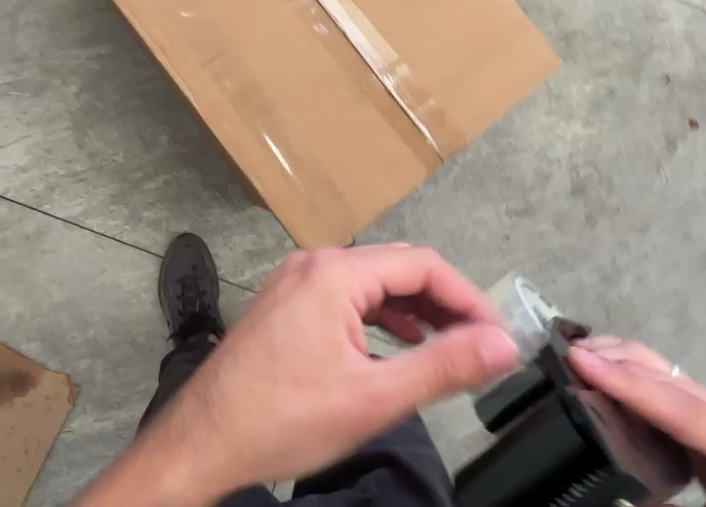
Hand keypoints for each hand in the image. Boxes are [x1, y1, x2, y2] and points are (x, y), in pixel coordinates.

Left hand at [75, 244, 521, 506]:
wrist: (205, 440)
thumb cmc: (281, 418)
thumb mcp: (374, 397)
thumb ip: (443, 366)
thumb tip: (500, 345)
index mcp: (335, 273)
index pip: (421, 265)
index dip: (467, 298)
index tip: (497, 336)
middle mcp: (315, 265)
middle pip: (396, 268)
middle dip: (444, 302)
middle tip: (481, 343)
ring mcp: (297, 281)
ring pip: (372, 283)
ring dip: (414, 310)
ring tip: (450, 346)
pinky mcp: (288, 304)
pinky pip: (347, 297)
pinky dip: (381, 316)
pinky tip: (400, 343)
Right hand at [567, 338, 705, 506]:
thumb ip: (657, 503)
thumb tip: (603, 490)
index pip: (687, 411)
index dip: (631, 385)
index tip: (579, 361)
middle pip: (672, 383)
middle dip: (615, 362)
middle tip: (560, 354)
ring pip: (666, 373)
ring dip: (618, 361)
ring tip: (572, 356)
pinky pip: (668, 387)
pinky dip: (630, 375)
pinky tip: (601, 372)